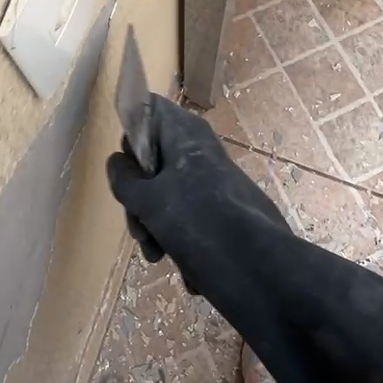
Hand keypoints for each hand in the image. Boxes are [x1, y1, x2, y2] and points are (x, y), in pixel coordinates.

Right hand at [105, 96, 290, 274]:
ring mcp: (213, 181)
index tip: (124, 170)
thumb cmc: (200, 225)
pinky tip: (186, 269)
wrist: (266, 273)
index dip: (130, 135)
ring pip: (167, 193)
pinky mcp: (224, 211)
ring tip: (158, 255)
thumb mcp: (149, 202)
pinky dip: (181, 239)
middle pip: (152, 159)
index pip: (147, 109)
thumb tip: (116, 161)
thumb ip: (125, 181)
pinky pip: (189, 217)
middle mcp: (199, 150)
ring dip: (155, 225)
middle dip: (138, 198)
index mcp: (185, 132)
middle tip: (139, 229)